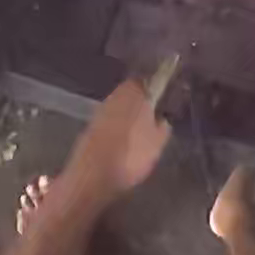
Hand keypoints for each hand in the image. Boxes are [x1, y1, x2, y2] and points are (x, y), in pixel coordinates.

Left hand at [62, 81, 170, 206]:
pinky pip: (110, 119)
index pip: (147, 81)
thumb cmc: (132, 154)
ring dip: (128, 113)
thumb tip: (162, 118)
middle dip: (141, 101)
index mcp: (135, 92)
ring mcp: (101, 108)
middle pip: (132, 91)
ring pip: (120, 105)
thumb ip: (163, 126)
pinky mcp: (91, 124)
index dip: (155, 88)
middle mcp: (116, 95)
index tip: (162, 97)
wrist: (94, 173)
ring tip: (139, 130)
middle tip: (153, 115)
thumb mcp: (157, 144)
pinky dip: (117, 125)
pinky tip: (123, 140)